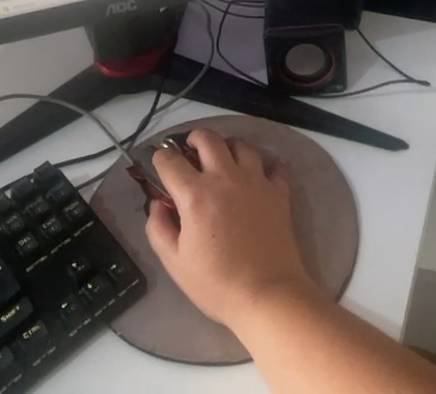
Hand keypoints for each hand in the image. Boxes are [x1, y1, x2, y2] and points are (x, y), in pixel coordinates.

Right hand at [144, 129, 317, 327]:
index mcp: (195, 195)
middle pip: (208, 139)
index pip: (170, 161)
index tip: (160, 165)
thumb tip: (157, 204)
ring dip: (228, 145)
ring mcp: (255, 181)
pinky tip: (259, 173)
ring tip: (223, 158)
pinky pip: (274, 165)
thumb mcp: (175, 262)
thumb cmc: (217, 283)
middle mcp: (225, 178)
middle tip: (190, 151)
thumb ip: (159, 228)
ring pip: (241, 144)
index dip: (160, 158)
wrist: (267, 295)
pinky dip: (266, 164)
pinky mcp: (278, 191)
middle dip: (193, 139)